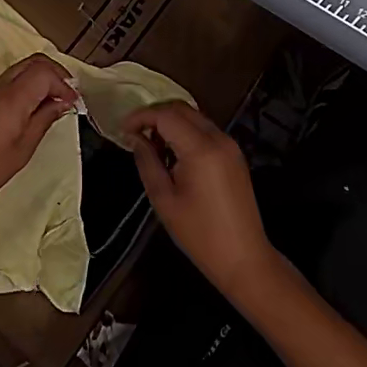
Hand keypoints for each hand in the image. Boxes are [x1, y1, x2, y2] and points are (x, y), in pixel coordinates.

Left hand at [0, 53, 77, 217]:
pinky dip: (29, 84)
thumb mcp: (23, 149)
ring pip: (23, 68)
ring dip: (43, 77)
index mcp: (12, 98)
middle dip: (56, 74)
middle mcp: (0, 87)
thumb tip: (63, 103)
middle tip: (69, 96)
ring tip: (56, 101)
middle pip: (34, 62)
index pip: (45, 73)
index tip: (74, 103)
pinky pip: (12, 79)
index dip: (64, 84)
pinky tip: (36, 106)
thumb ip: (44, 119)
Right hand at [123, 101, 277, 295]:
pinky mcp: (235, 155)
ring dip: (171, 123)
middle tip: (134, 134)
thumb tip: (134, 138)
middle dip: (155, 115)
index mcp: (201, 148)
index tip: (122, 130)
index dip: (141, 117)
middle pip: (182, 109)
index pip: (166, 115)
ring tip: (151, 145)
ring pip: (195, 117)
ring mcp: (230, 145)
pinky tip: (173, 154)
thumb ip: (147, 162)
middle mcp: (218, 138)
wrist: (243, 257)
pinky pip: (206, 130)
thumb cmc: (199, 233)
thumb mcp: (164, 199)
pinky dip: (186, 132)